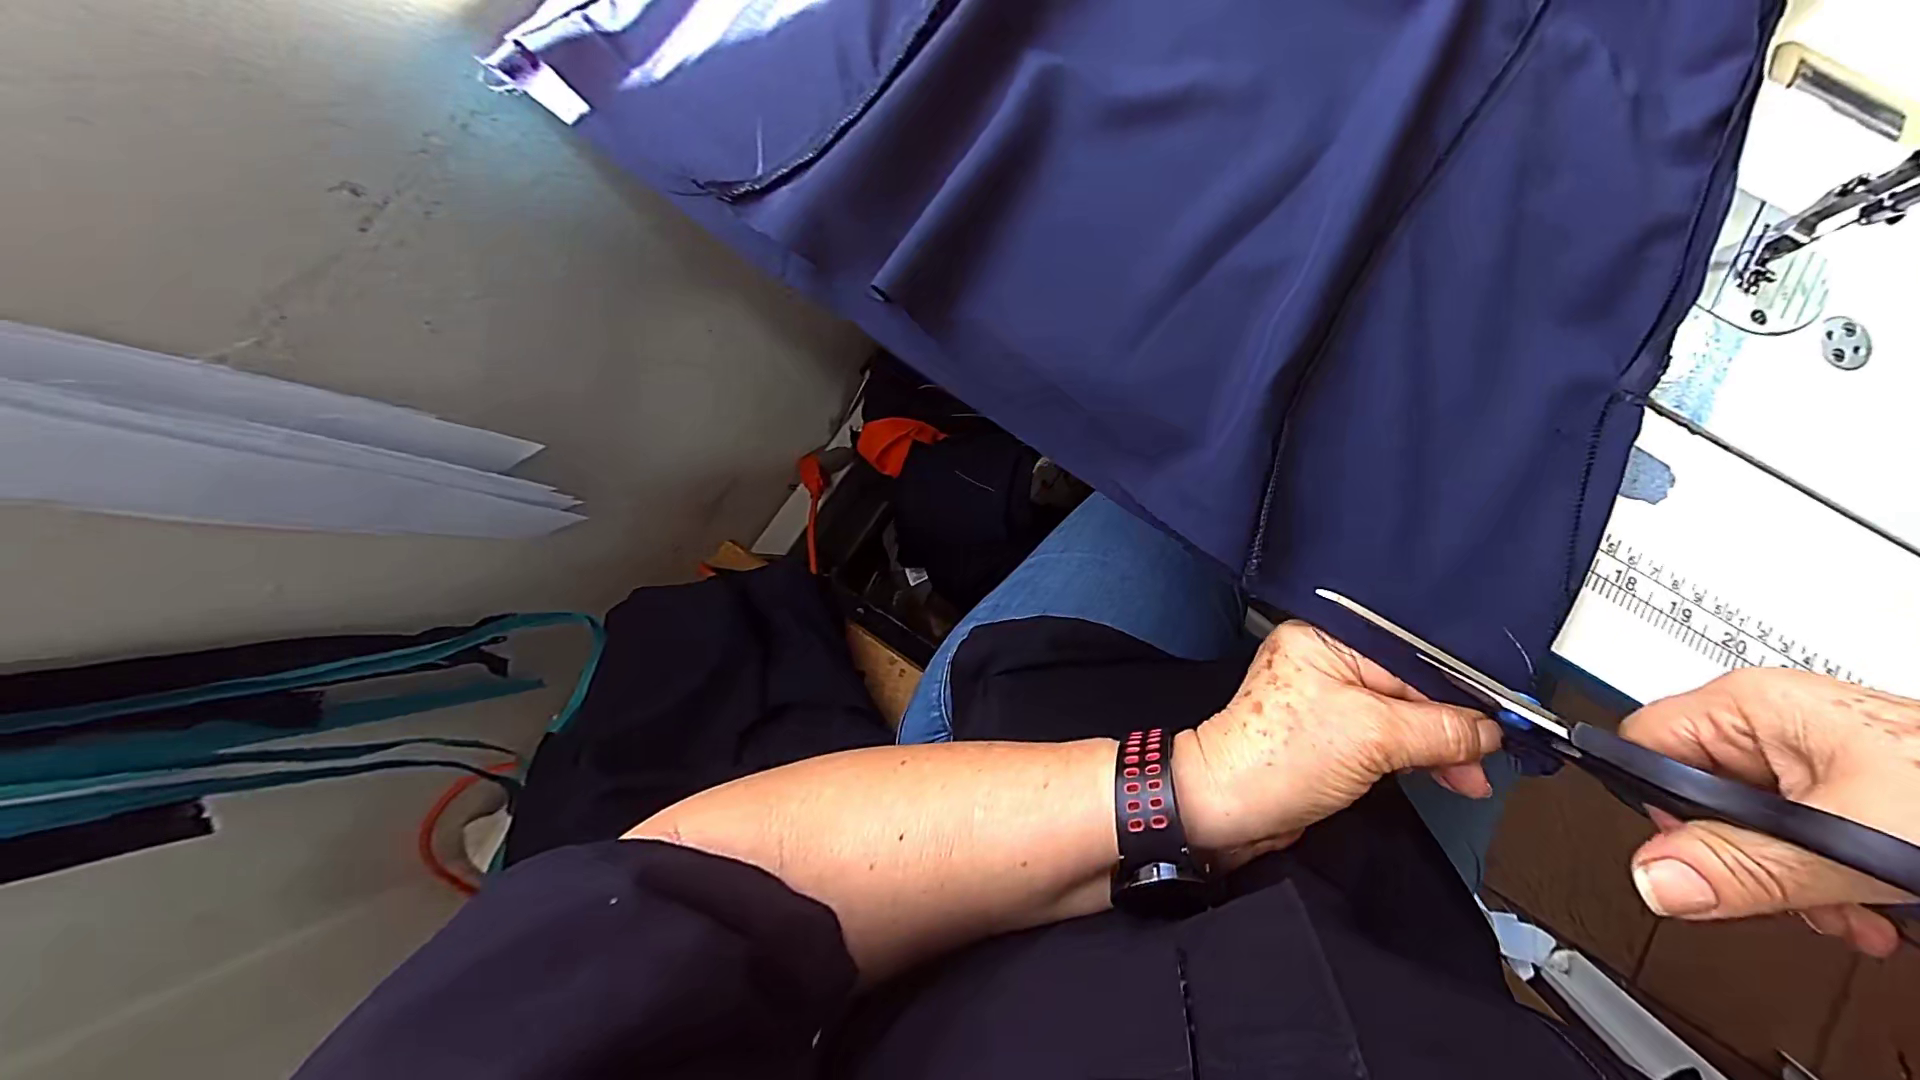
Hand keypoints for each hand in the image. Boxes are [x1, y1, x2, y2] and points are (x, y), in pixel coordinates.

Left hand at [1174, 621, 1503, 867]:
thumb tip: (1487, 729)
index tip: (1500, 717)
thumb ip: (1438, 729)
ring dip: (1437, 746)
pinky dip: (1414, 755)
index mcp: (1319, 640)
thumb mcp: (1371, 735)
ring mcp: (1322, 699)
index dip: (1456, 690)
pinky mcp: (1327, 733)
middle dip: (1449, 724)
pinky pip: (1384, 737)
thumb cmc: (1271, 760)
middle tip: (1485, 756)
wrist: (1230, 807)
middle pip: (1406, 686)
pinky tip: (1440, 771)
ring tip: (1465, 774)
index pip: (1408, 657)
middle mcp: (1319, 663)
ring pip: (1399, 714)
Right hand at [1619, 668, 1919, 956]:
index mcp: (1751, 704)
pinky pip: (1800, 825)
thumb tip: (1654, 878)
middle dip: (1741, 854)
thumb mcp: (1859, 847)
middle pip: (1698, 787)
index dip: (1661, 806)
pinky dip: (1825, 869)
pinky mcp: (1854, 784)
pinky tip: (1865, 897)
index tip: (1697, 854)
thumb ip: (1745, 865)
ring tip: (1844, 905)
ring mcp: (1817, 751)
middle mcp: (1773, 720)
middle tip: (1784, 892)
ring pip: (1752, 815)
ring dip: (1787, 872)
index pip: (1642, 747)